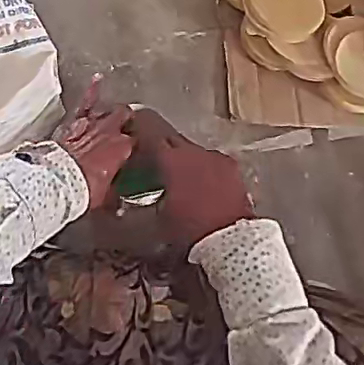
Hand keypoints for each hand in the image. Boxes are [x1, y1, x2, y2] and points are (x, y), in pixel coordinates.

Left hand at [54, 78, 134, 212]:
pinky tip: (98, 79)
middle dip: (127, 120)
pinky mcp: (76, 121)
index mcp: (123, 148)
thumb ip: (115, 199)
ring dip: (113, 111)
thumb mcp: (105, 198)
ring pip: (110, 110)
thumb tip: (121, 209)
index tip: (133, 149)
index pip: (134, 141)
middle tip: (127, 125)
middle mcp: (111, 131)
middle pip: (125, 119)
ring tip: (117, 111)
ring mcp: (93, 123)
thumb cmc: (85, 189)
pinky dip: (93, 90)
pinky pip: (86, 102)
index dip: (133, 145)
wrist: (59, 181)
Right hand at [125, 109, 254, 249]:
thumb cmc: (189, 230)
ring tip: (177, 173)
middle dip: (160, 142)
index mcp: (171, 160)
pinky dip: (202, 168)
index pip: (150, 134)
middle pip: (172, 137)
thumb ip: (146, 202)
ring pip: (193, 150)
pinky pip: (211, 161)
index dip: (139, 128)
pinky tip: (201, 182)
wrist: (231, 239)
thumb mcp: (159, 219)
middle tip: (150, 149)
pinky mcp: (232, 167)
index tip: (131, 125)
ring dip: (184, 158)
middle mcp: (193, 151)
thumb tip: (135, 202)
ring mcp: (216, 157)